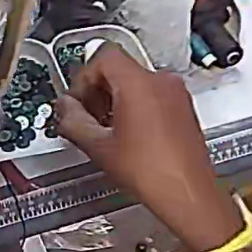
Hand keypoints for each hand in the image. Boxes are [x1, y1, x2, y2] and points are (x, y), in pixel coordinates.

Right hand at [54, 48, 242, 251]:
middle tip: (86, 118)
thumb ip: (73, 121)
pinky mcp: (182, 108)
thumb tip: (64, 108)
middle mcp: (161, 81)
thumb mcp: (98, 147)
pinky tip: (125, 137)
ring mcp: (175, 94)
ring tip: (105, 132)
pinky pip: (151, 96)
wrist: (186, 192)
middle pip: (118, 69)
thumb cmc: (150, 172)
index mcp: (138, 84)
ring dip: (114, 101)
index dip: (83, 79)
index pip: (103, 58)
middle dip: (97, 91)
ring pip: (135, 83)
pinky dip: (133, 109)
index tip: (76, 101)